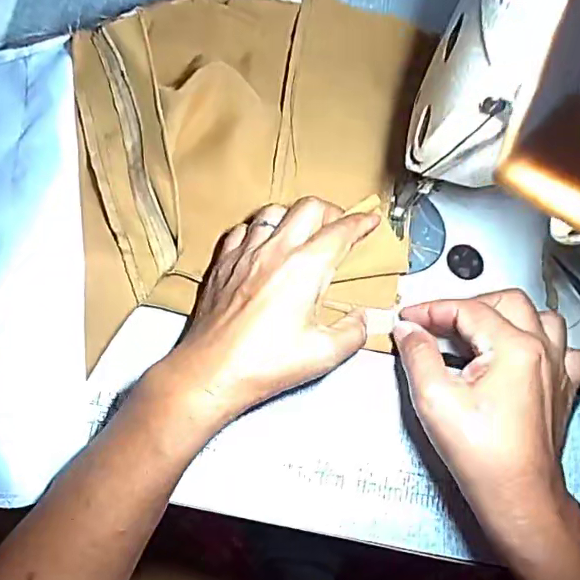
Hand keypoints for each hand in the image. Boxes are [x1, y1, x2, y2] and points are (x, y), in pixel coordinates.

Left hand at [148, 197, 378, 429]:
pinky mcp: (221, 266)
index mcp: (304, 268)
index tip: (369, 222)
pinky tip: (260, 246)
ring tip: (300, 233)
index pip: (341, 230)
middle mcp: (273, 252)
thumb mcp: (323, 354)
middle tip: (337, 227)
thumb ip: (353, 331)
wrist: (210, 372)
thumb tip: (360, 319)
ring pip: (272, 213)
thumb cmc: (258, 365)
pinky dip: (256, 231)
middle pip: (308, 207)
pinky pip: (241, 231)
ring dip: (292, 217)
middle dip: (330, 212)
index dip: (362, 222)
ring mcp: (243, 256)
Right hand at [393, 290, 579, 549]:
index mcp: (515, 348)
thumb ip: (418, 355)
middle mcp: (543, 352)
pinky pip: (563, 349)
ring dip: (505, 316)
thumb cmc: (483, 455)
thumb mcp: (434, 398)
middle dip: (467, 305)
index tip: (409, 318)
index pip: (467, 309)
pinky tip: (520, 354)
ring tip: (476, 329)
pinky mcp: (562, 389)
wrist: (516, 493)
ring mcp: (558, 370)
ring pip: (540, 318)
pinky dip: (540, 341)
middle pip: (507, 301)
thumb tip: (409, 330)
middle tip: (436, 320)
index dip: (431, 309)